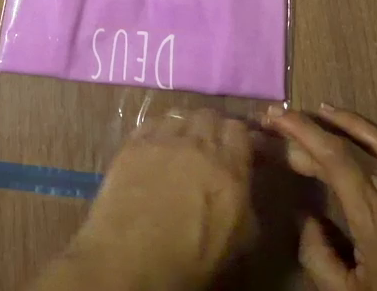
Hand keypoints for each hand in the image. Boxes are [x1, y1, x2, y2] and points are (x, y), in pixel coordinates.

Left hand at [33, 109, 259, 290]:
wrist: (130, 260)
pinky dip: (159, 131)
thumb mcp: (237, 242)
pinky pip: (152, 123)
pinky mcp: (134, 143)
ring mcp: (164, 140)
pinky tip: (156, 147)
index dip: (237, 137)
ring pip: (180, 115)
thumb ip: (246, 206)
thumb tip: (243, 190)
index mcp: (229, 168)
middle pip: (209, 116)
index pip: (239, 130)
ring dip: (185, 126)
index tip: (236, 149)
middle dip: (211, 128)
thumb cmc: (189, 260)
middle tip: (208, 147)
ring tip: (181, 145)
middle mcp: (198, 145)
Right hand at [264, 104, 376, 290]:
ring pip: (365, 135)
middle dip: (305, 129)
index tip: (272, 117)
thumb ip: (319, 258)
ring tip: (305, 115)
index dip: (299, 131)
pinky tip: (346, 126)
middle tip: (274, 126)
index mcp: (371, 207)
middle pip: (341, 142)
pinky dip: (361, 128)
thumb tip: (304, 220)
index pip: (330, 153)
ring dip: (332, 121)